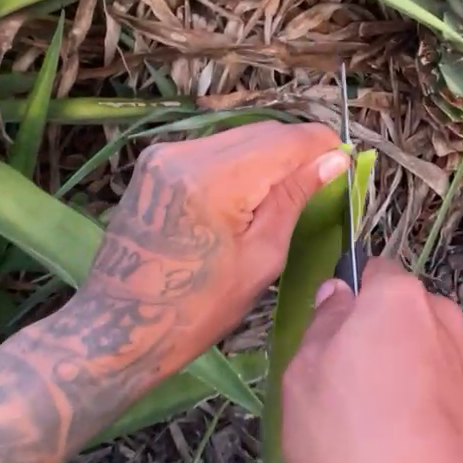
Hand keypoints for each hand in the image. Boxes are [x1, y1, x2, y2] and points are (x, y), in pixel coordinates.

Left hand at [81, 121, 346, 367]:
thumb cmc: (198, 308)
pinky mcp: (157, 162)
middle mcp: (188, 154)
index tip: (346, 164)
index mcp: (216, 180)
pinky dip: (242, 162)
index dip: (325, 147)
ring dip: (271, 156)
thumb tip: (337, 159)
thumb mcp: (262, 256)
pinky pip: (218, 147)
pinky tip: (249, 194)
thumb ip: (296, 197)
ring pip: (244, 135)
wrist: (116, 330)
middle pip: (267, 131)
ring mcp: (167, 154)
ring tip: (285, 192)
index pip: (290, 139)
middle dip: (299, 151)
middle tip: (321, 182)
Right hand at [282, 258, 462, 462]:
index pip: (374, 271)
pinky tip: (402, 442)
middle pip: (400, 313)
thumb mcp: (305, 375)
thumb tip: (338, 294)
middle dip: (376, 338)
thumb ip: (323, 324)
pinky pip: (439, 386)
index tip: (331, 338)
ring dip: (401, 372)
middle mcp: (442, 314)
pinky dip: (423, 402)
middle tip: (343, 386)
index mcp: (399, 296)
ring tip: (373, 424)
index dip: (349, 300)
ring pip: (421, 350)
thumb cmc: (351, 436)